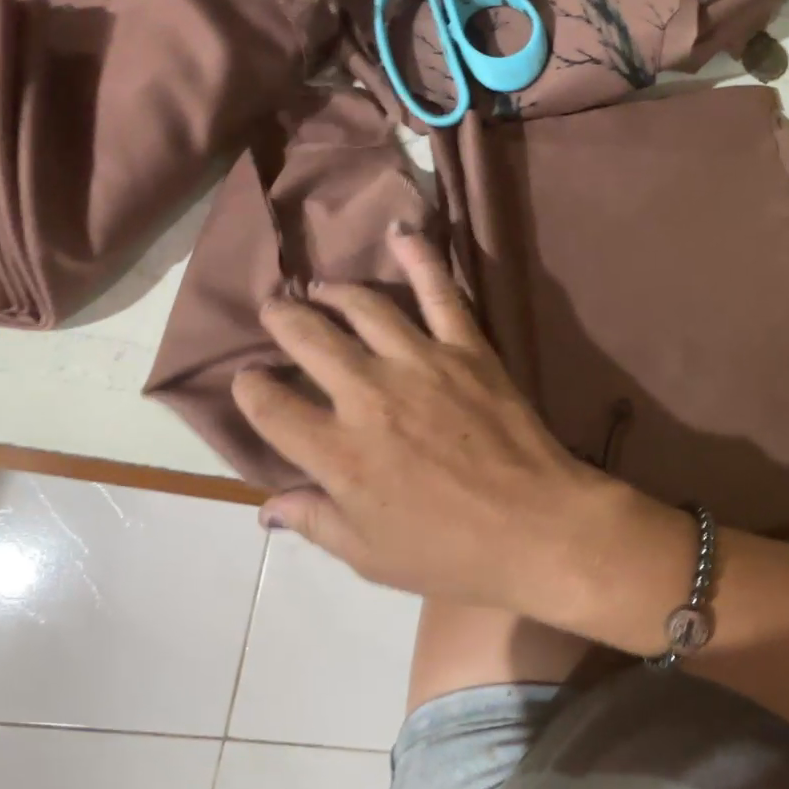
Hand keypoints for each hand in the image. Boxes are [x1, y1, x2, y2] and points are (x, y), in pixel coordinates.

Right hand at [230, 225, 632, 612]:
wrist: (538, 525)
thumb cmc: (451, 552)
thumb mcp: (370, 555)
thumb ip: (315, 521)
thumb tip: (266, 507)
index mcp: (338, 454)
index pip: (270, 406)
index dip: (250, 389)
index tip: (250, 381)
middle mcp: (368, 396)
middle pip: (308, 340)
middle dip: (283, 320)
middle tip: (275, 310)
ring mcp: (420, 363)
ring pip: (364, 308)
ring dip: (335, 291)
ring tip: (321, 287)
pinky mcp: (467, 348)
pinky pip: (440, 292)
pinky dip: (420, 257)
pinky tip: (400, 233)